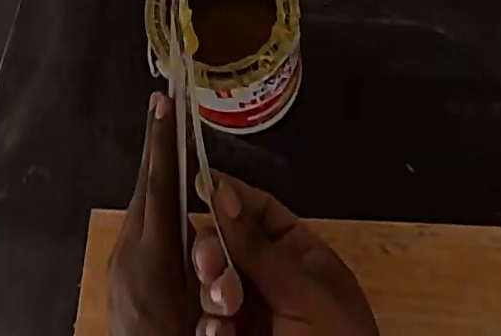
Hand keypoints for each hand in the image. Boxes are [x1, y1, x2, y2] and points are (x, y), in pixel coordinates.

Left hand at [108, 92, 201, 335]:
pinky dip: (154, 195)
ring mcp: (119, 258)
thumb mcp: (202, 313)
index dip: (163, 143)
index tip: (163, 102)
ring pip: (143, 201)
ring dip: (156, 167)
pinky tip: (164, 184)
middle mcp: (129, 250)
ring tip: (164, 128)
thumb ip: (206, 267)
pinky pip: (140, 218)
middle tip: (162, 102)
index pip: (159, 188)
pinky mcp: (118, 266)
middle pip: (146, 184)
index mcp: (151, 259)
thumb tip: (210, 227)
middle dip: (156, 142)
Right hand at [190, 173, 378, 335]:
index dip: (229, 194)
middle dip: (215, 248)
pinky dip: (209, 327)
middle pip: (228, 244)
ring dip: (212, 289)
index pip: (259, 209)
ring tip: (224, 306)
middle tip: (210, 261)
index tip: (197, 180)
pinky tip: (218, 334)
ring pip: (213, 283)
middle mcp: (273, 280)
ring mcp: (254, 317)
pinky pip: (210, 325)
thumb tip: (220, 189)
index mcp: (301, 256)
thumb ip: (257, 245)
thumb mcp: (303, 294)